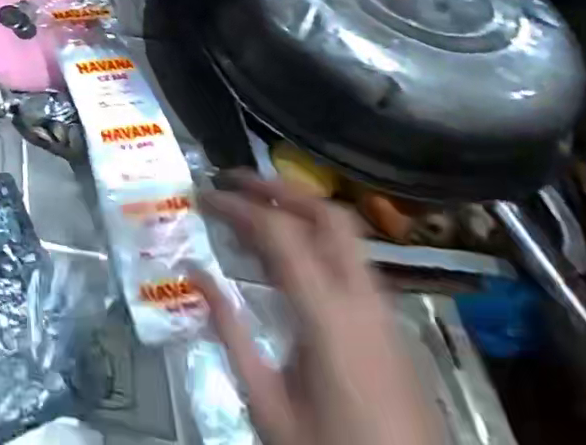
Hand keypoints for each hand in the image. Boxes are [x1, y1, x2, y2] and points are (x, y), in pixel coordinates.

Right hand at [203, 174, 441, 444]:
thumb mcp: (266, 402)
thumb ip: (228, 331)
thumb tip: (193, 272)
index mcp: (328, 315)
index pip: (280, 231)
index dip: (236, 203)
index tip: (201, 194)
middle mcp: (364, 300)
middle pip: (327, 215)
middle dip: (278, 188)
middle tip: (233, 182)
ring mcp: (385, 312)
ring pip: (344, 234)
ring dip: (297, 211)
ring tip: (251, 212)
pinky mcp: (392, 327)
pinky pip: (351, 261)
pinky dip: (313, 240)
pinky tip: (283, 260)